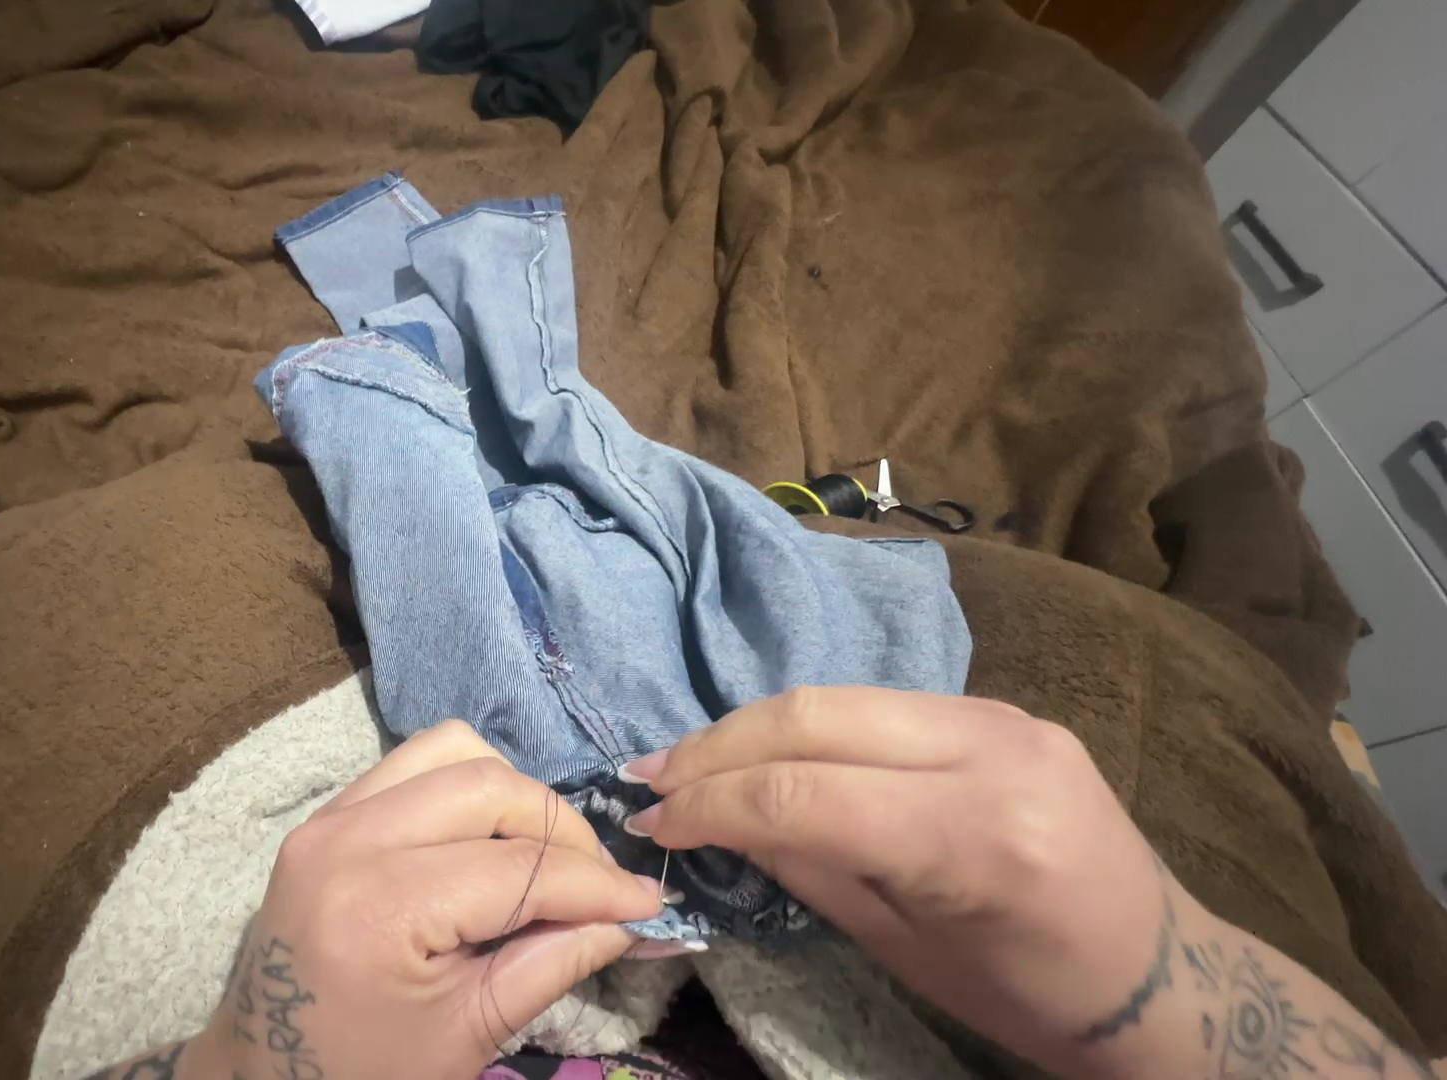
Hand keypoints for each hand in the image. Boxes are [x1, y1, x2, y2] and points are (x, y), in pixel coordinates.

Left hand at [178, 721, 669, 1079]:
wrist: (258, 1073)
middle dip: (559, 828)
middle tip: (596, 878)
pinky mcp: (330, 808)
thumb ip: (553, 961)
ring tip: (540, 850)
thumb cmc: (363, 1074)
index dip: (593, 882)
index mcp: (380, 908)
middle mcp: (350, 837)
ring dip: (513, 792)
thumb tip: (629, 914)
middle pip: (489, 787)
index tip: (646, 898)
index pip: (516, 869)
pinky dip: (467, 782)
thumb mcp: (469, 1034)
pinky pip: (416, 760)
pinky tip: (485, 832)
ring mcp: (332, 813)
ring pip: (454, 751)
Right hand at [619, 686, 1166, 1076]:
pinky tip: (757, 747)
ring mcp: (997, 714)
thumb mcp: (899, 946)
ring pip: (831, 696)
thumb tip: (713, 816)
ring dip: (746, 728)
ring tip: (687, 760)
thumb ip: (801, 864)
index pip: (805, 795)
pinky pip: (866, 703)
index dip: (710, 802)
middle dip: (715, 747)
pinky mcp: (991, 705)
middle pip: (811, 719)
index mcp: (979, 838)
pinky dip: (797, 726)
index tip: (652, 818)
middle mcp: (992, 752)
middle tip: (652, 776)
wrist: (1166, 972)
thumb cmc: (1027, 992)